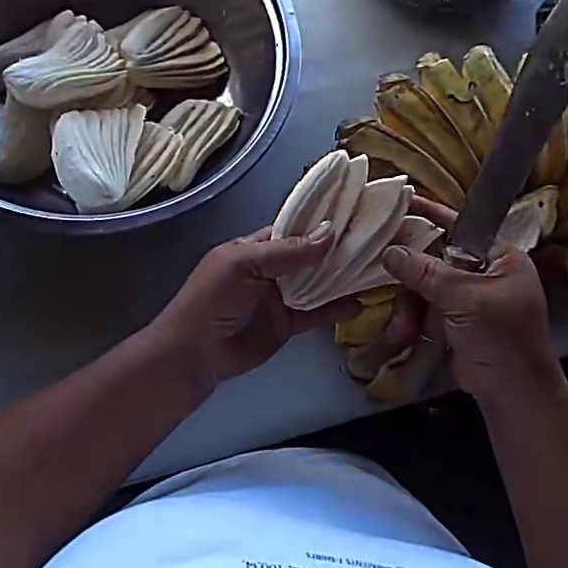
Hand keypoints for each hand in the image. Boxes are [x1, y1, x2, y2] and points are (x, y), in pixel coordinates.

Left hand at [147, 224, 358, 389]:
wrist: (193, 354)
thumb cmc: (210, 301)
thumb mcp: (244, 266)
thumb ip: (288, 252)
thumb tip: (330, 232)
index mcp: (255, 248)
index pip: (293, 229)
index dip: (320, 222)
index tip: (353, 213)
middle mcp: (271, 269)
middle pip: (311, 256)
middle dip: (338, 250)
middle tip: (373, 240)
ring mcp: (280, 297)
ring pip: (318, 283)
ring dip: (342, 277)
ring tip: (374, 268)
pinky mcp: (287, 324)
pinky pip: (317, 313)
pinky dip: (337, 309)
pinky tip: (360, 302)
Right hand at [379, 199, 563, 403]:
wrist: (515, 394)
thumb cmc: (502, 340)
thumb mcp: (466, 301)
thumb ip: (427, 274)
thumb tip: (390, 251)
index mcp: (501, 258)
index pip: (463, 228)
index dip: (433, 217)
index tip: (404, 204)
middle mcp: (486, 274)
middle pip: (436, 260)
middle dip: (413, 280)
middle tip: (390, 283)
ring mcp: (470, 300)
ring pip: (426, 288)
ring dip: (410, 308)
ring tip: (404, 330)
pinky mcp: (456, 322)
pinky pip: (426, 310)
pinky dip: (415, 321)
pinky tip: (407, 335)